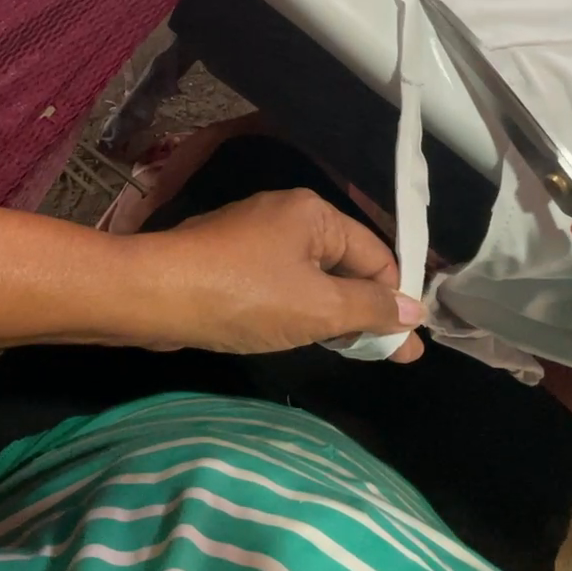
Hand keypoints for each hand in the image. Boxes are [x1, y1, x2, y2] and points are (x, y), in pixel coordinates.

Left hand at [122, 188, 424, 359]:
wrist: (157, 293)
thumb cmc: (246, 295)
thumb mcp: (319, 307)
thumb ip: (372, 308)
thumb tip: (415, 311)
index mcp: (313, 213)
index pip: (376, 254)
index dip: (395, 300)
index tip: (406, 348)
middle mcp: (285, 215)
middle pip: (343, 263)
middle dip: (364, 308)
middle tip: (383, 357)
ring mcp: (252, 237)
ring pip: (310, 276)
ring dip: (332, 312)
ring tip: (349, 352)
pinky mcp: (229, 260)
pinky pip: (278, 283)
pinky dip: (297, 308)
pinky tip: (302, 335)